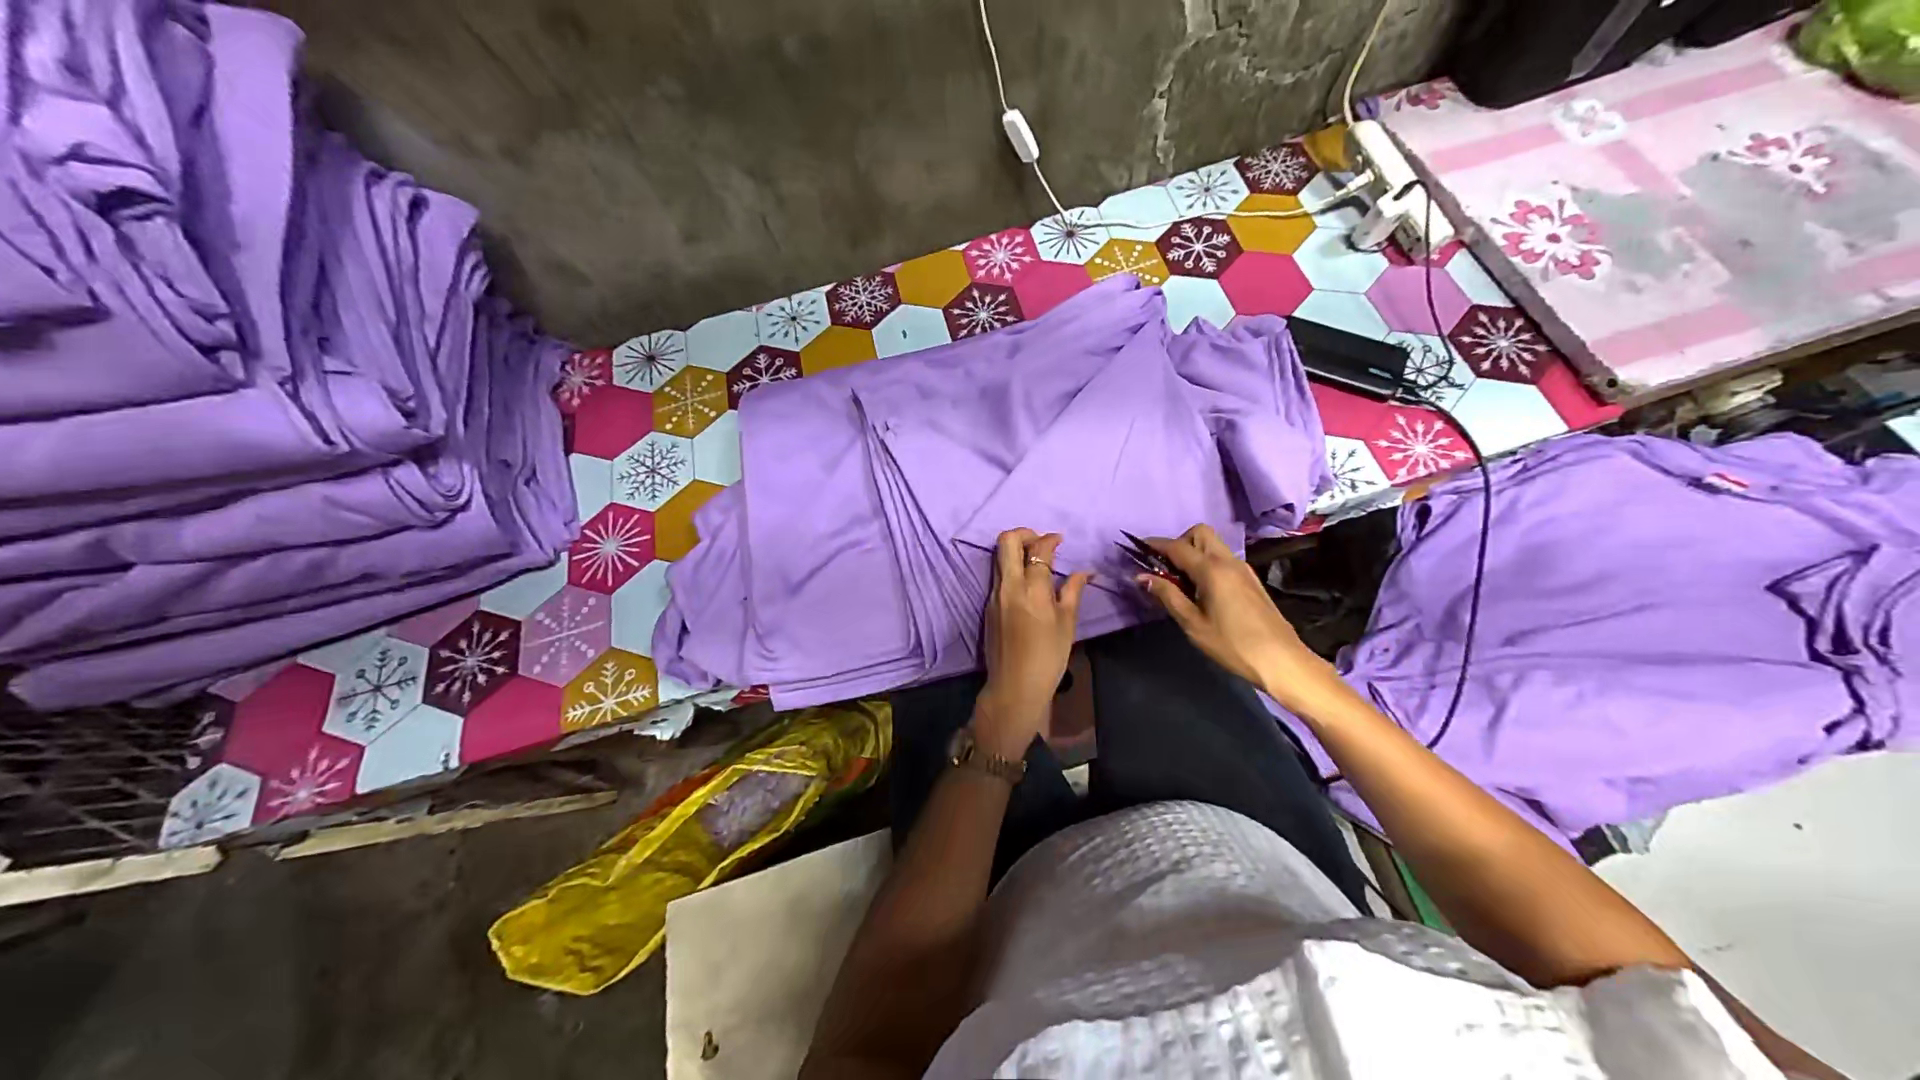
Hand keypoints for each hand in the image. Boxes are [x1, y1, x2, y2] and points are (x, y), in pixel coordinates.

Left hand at [974, 529, 1091, 758]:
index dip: (1050, 539)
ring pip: (998, 558)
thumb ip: (1073, 591)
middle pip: (1006, 541)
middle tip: (1041, 543)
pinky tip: (1027, 584)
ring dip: (1015, 551)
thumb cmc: (1048, 657)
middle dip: (1024, 533)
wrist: (1014, 686)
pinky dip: (1011, 569)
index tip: (1060, 540)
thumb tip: (1085, 572)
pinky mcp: (988, 606)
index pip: (1038, 549)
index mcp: (1032, 589)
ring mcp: (994, 595)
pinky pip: (997, 576)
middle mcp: (1008, 586)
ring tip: (1035, 562)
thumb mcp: (1067, 624)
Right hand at [1136, 524, 1339, 712]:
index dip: (1154, 546)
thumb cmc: (1232, 644)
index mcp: (1211, 570)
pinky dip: (1207, 563)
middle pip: (1199, 533)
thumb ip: (1167, 596)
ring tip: (1180, 581)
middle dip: (1178, 542)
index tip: (1136, 550)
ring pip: (1213, 544)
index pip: (1177, 547)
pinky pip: (1223, 558)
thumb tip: (1142, 577)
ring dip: (1193, 552)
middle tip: (1166, 568)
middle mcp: (1228, 561)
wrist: (1281, 660)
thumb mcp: (1193, 624)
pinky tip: (1201, 589)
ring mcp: (1242, 569)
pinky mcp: (1250, 580)